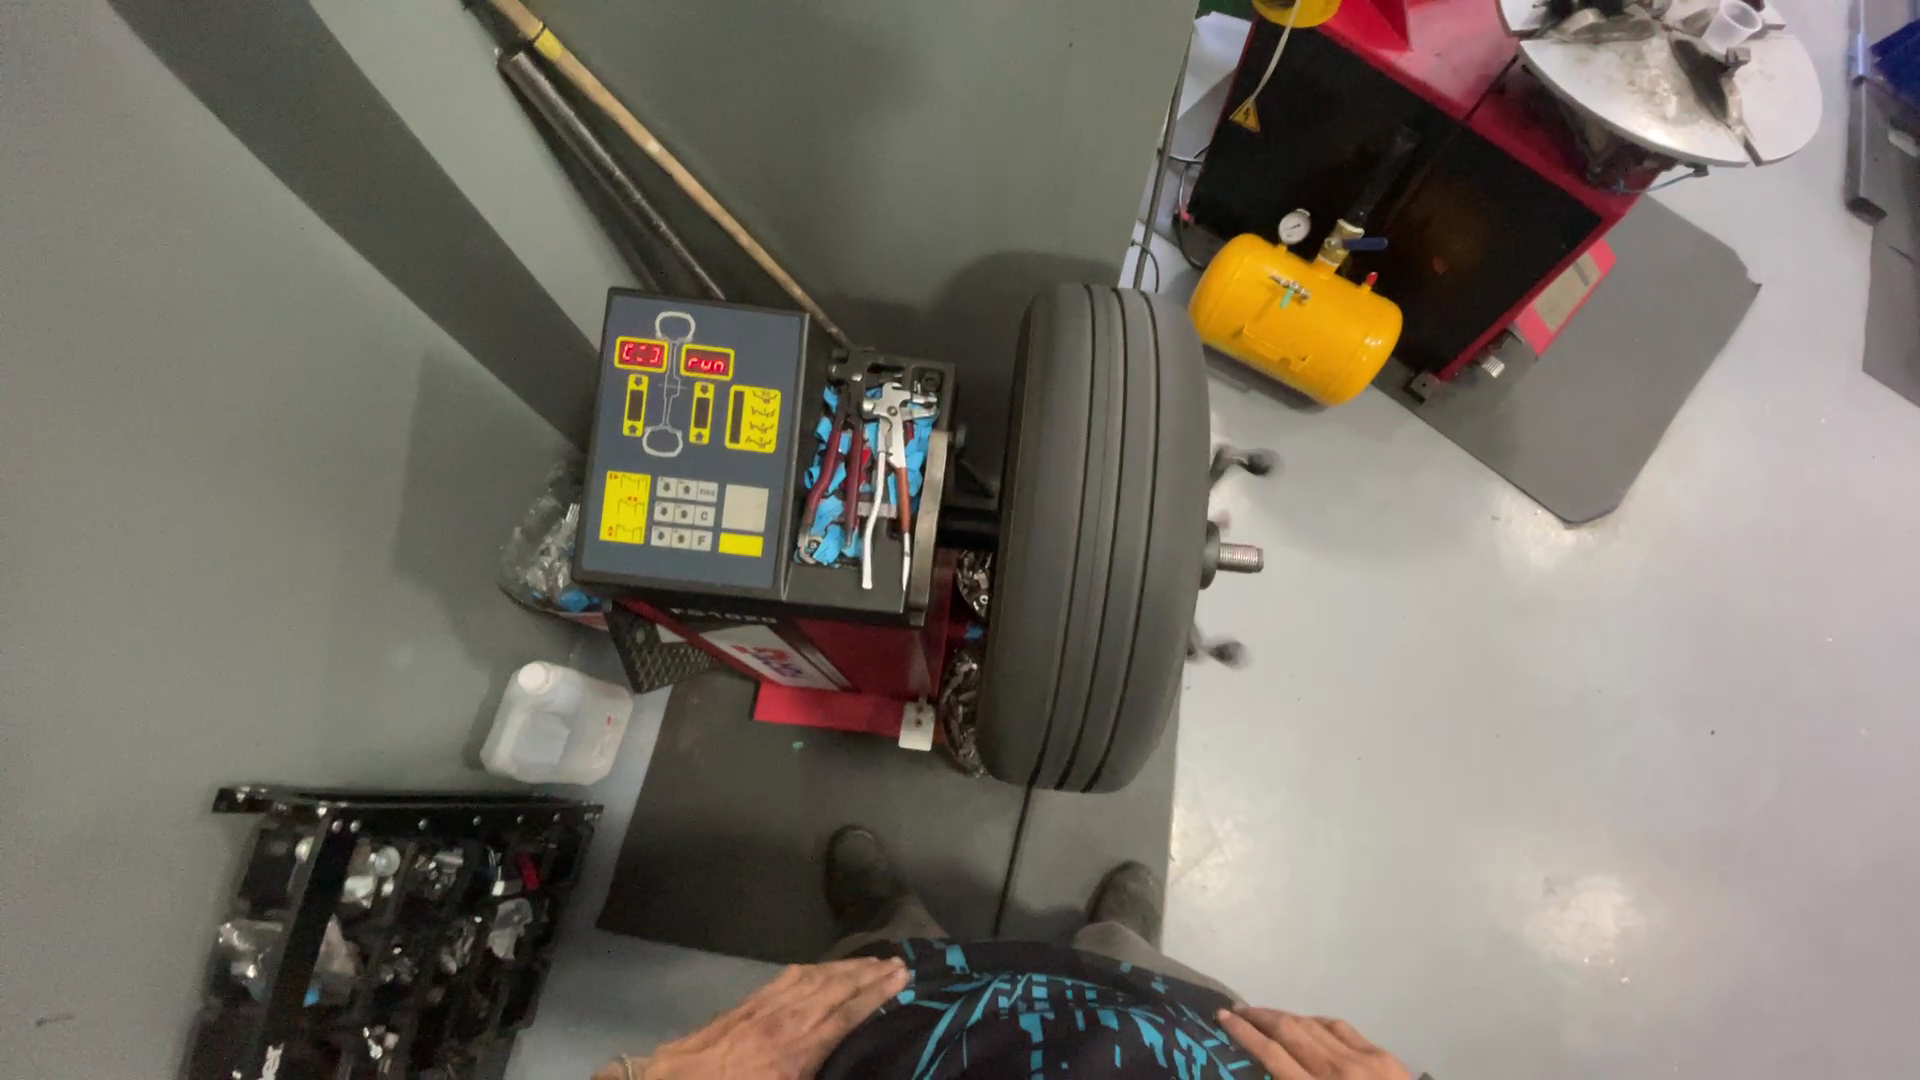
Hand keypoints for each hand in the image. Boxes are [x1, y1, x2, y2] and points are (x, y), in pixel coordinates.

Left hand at [595, 957, 909, 1079]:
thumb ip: (817, 1075)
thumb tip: (843, 1067)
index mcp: (797, 1052)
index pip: (847, 1013)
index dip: (877, 994)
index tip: (903, 977)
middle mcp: (787, 1019)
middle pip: (838, 987)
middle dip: (870, 974)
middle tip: (900, 963)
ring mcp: (768, 1006)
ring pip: (818, 977)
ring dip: (849, 967)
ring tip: (874, 962)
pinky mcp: (751, 1002)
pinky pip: (794, 977)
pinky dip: (820, 969)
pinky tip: (828, 969)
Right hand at [1217, 1006, 1411, 1079]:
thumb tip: (1270, 1073)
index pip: (1272, 1054)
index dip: (1243, 1033)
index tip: (1222, 1017)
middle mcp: (1339, 1073)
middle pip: (1288, 1030)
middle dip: (1258, 1017)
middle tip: (1237, 1011)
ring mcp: (1365, 1062)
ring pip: (1311, 1024)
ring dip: (1283, 1016)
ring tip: (1265, 1015)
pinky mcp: (1386, 1059)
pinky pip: (1339, 1028)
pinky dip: (1316, 1022)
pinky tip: (1307, 1025)